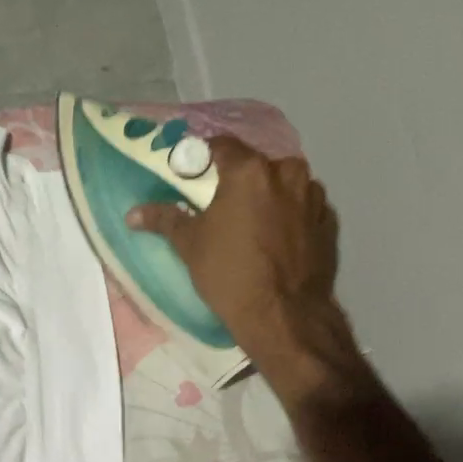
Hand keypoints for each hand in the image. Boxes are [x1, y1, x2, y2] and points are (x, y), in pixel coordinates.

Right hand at [127, 139, 357, 394]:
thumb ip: (164, 220)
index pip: (222, 145)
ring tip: (251, 224)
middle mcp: (288, 173)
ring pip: (284, 185)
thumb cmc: (230, 274)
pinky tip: (276, 240)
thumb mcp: (190, 246)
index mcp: (250, 171)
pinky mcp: (329, 222)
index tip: (192, 175)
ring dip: (267, 197)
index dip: (203, 157)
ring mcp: (314, 197)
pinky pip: (303, 208)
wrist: (284, 316)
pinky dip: (289, 216)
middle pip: (256, 165)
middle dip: (238, 180)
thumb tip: (133, 214)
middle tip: (220, 205)